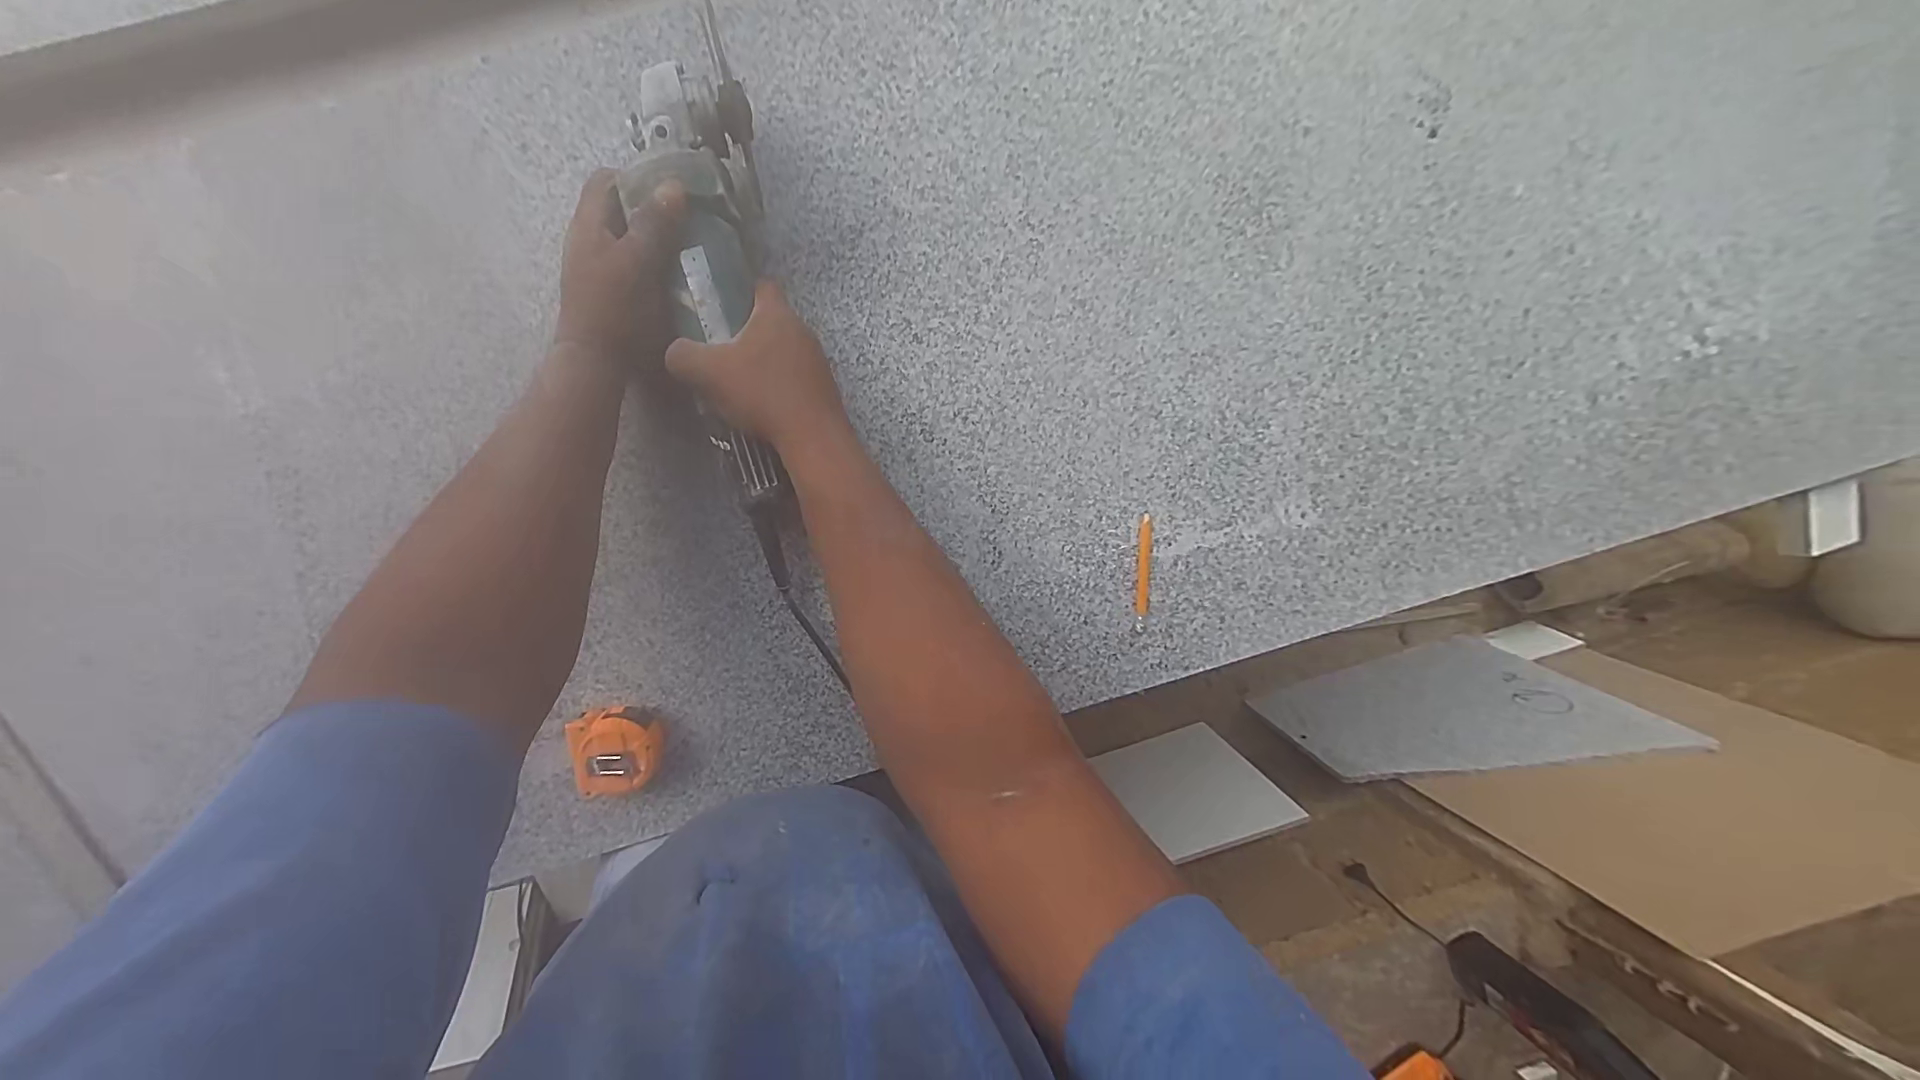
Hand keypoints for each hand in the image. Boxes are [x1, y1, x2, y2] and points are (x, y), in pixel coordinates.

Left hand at [553, 169, 686, 366]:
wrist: (595, 359)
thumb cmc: (613, 307)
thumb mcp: (636, 261)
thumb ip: (654, 224)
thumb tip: (674, 186)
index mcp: (588, 224)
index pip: (606, 181)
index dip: (637, 178)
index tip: (671, 191)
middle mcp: (588, 240)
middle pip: (619, 210)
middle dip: (653, 211)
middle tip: (688, 221)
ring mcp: (598, 267)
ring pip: (628, 238)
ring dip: (656, 240)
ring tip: (689, 249)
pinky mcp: (610, 291)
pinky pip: (633, 264)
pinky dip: (653, 263)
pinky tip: (676, 277)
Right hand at [665, 282, 850, 449]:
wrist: (813, 438)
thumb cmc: (762, 394)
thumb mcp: (708, 372)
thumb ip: (683, 355)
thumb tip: (677, 352)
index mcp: (777, 314)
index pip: (761, 285)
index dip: (740, 291)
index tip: (721, 309)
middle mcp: (804, 331)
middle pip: (772, 321)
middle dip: (748, 334)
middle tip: (723, 353)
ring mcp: (819, 361)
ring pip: (785, 351)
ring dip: (765, 363)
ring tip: (742, 384)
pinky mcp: (826, 388)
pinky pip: (797, 378)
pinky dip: (781, 386)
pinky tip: (765, 406)